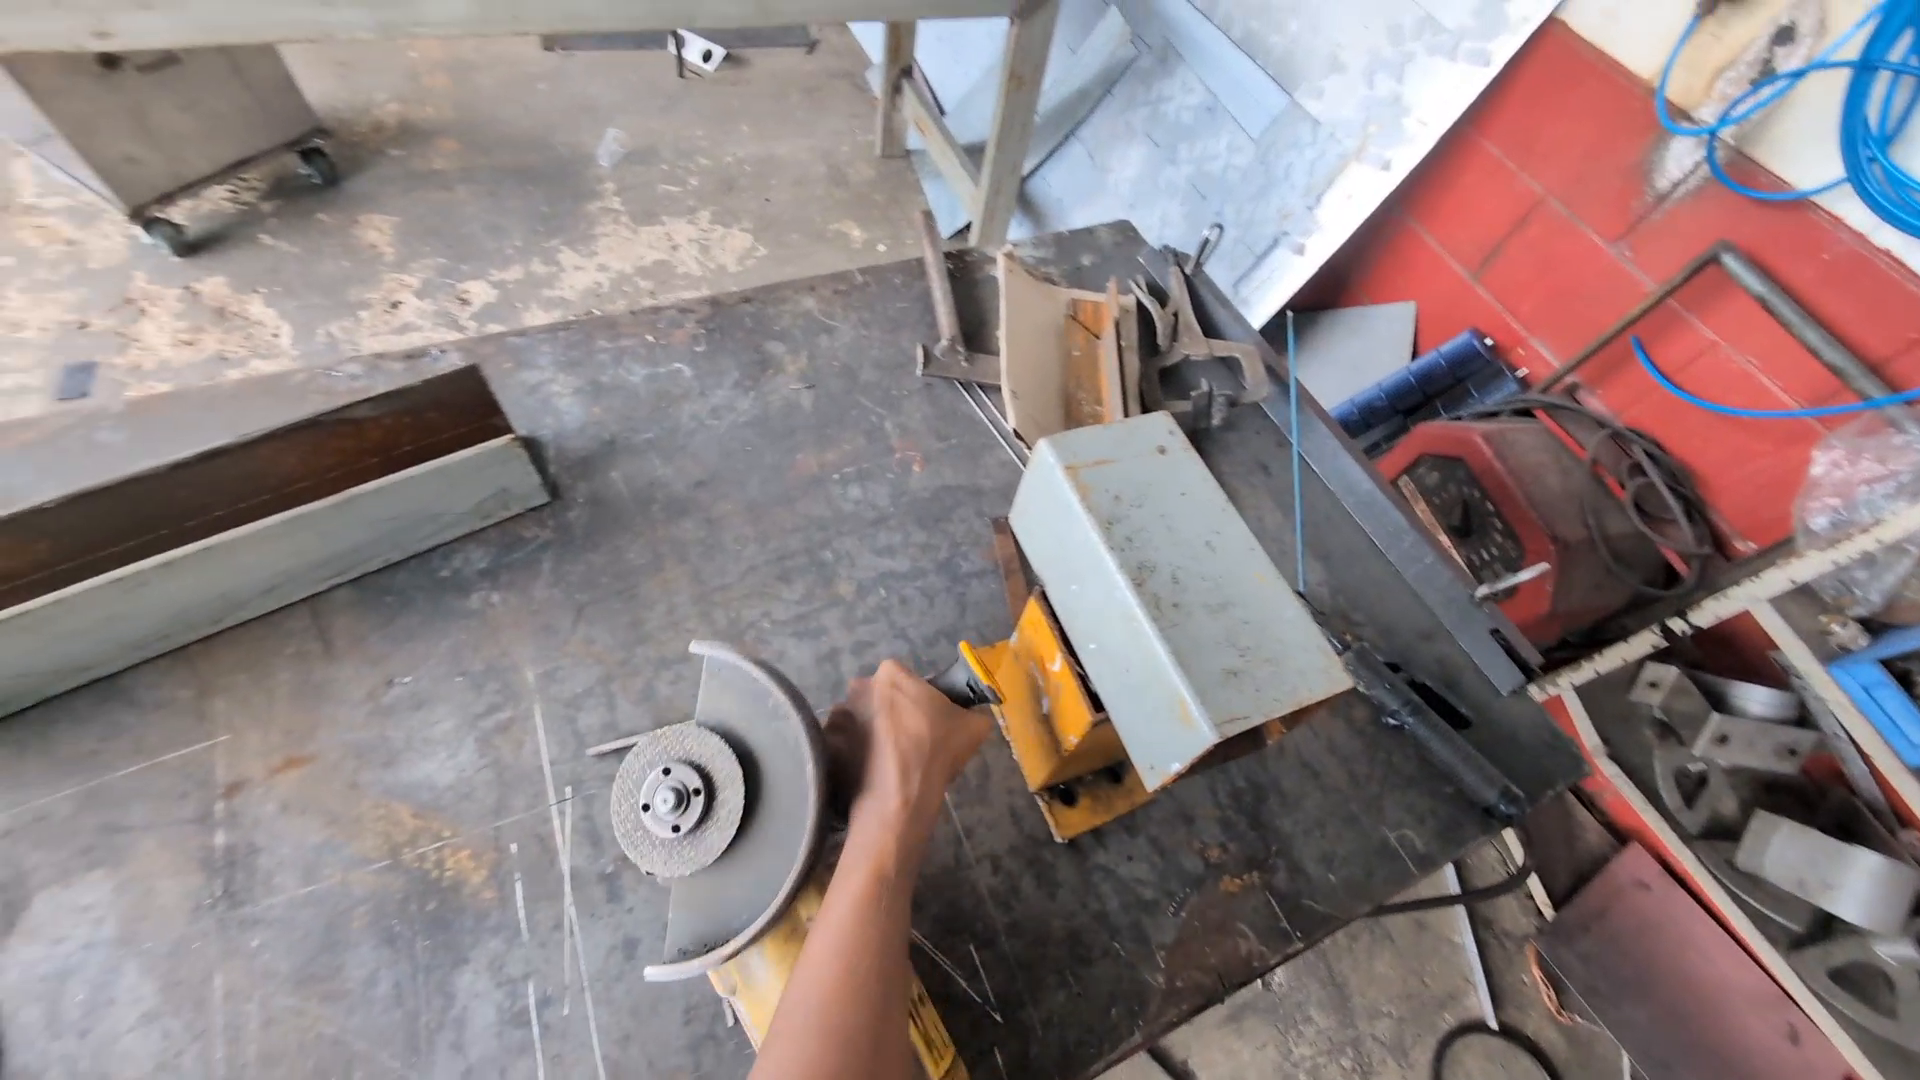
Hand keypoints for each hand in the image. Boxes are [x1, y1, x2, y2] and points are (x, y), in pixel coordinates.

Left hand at [824, 658, 993, 846]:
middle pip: (880, 695)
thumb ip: (973, 712)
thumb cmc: (935, 751)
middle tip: (909, 741)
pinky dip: (853, 753)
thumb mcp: (974, 727)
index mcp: (892, 673)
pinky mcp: (828, 743)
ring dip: (871, 732)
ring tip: (888, 762)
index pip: (905, 677)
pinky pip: (843, 743)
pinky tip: (870, 773)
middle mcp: (860, 685)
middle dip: (891, 712)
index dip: (917, 697)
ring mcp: (839, 714)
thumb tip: (972, 714)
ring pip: (861, 718)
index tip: (926, 719)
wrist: (899, 797)